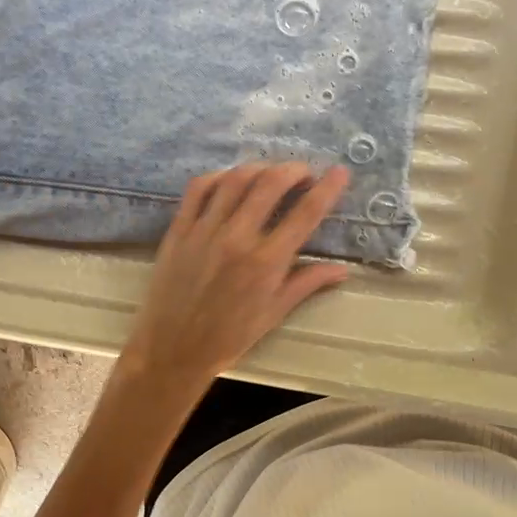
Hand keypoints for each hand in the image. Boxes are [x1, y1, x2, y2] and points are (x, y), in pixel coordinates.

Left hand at [120, 163, 351, 392]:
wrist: (174, 348)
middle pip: (270, 184)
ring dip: (258, 168)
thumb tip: (342, 269)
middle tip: (303, 173)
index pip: (305, 214)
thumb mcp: (274, 313)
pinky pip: (198, 189)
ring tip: (271, 172)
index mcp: (267, 262)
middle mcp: (237, 238)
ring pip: (235, 180)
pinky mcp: (179, 229)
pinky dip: (217, 176)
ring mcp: (205, 230)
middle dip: (293, 170)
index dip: (327, 188)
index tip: (339, 172)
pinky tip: (229, 179)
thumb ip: (307, 283)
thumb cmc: (229, 336)